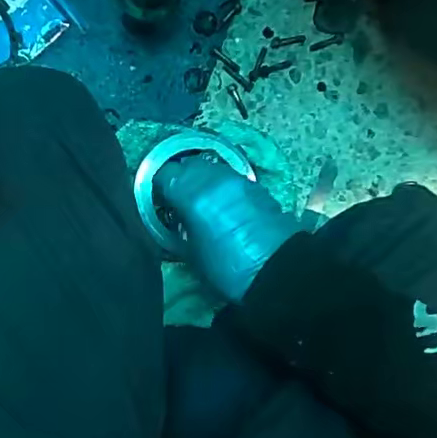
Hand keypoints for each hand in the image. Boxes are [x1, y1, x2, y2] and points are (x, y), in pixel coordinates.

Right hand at [155, 153, 297, 301]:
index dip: (157, 188)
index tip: (158, 202)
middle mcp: (214, 177)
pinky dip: (221, 187)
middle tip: (177, 202)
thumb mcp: (191, 253)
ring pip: (210, 169)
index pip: (164, 174)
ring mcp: (238, 178)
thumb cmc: (227, 268)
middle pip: (188, 165)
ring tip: (200, 203)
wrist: (279, 272)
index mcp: (192, 192)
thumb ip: (179, 227)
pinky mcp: (257, 186)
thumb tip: (176, 218)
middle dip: (179, 179)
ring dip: (202, 181)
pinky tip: (221, 206)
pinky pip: (230, 179)